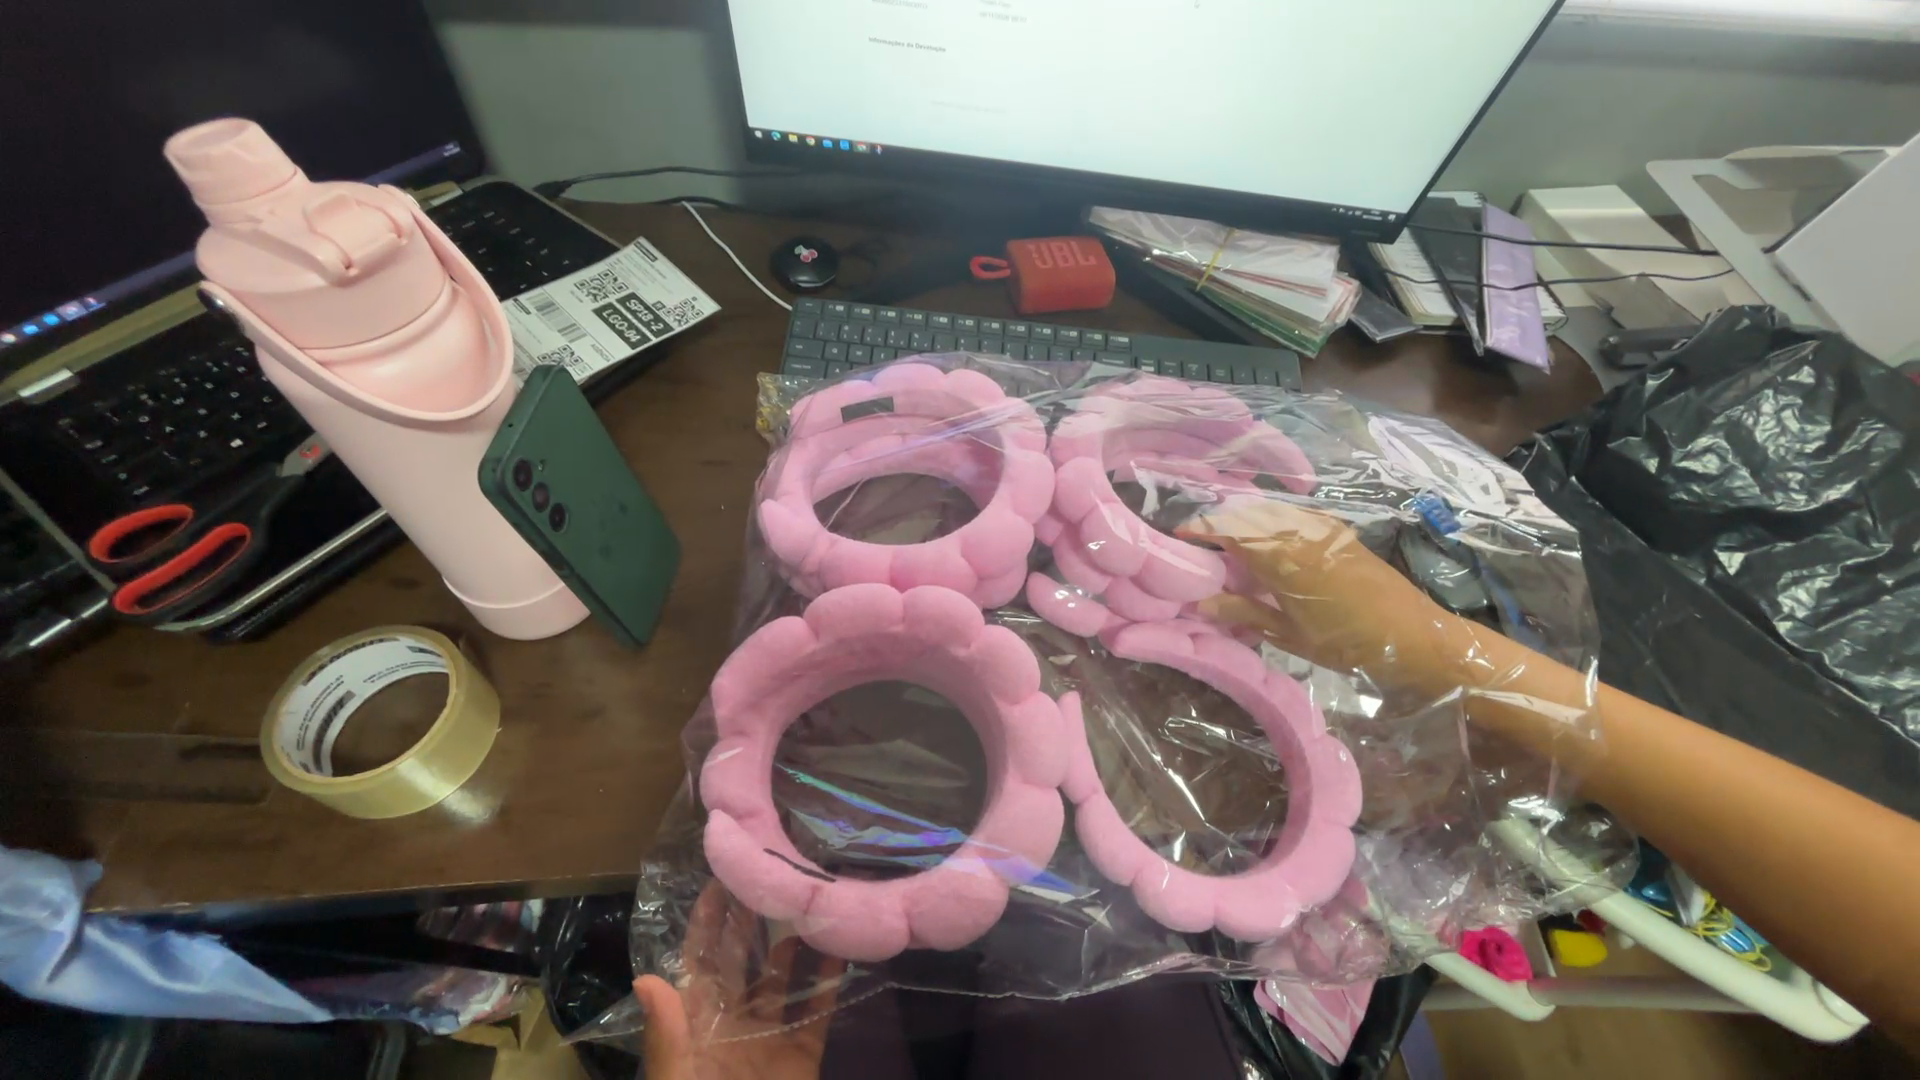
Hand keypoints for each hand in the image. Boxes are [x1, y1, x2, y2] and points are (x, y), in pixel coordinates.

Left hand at [634, 886, 848, 1079]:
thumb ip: (666, 1038)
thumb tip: (646, 978)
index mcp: (696, 1025)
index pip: (699, 961)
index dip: (707, 921)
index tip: (723, 876)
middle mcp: (731, 1021)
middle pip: (741, 959)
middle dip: (752, 917)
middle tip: (773, 869)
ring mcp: (769, 1036)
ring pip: (781, 976)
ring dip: (793, 940)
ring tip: (809, 897)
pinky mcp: (802, 1052)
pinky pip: (818, 1008)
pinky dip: (829, 977)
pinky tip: (841, 945)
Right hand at [1178, 500, 1457, 689]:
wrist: (1416, 637)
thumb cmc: (1349, 644)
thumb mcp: (1290, 635)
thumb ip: (1244, 612)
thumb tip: (1201, 602)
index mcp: (1284, 559)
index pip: (1231, 530)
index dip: (1201, 528)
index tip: (1177, 535)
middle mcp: (1300, 533)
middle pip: (1248, 513)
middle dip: (1219, 521)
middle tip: (1198, 541)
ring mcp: (1321, 529)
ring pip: (1270, 511)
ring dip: (1243, 521)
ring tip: (1226, 543)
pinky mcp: (1337, 532)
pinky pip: (1292, 516)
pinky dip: (1269, 523)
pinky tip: (1265, 544)